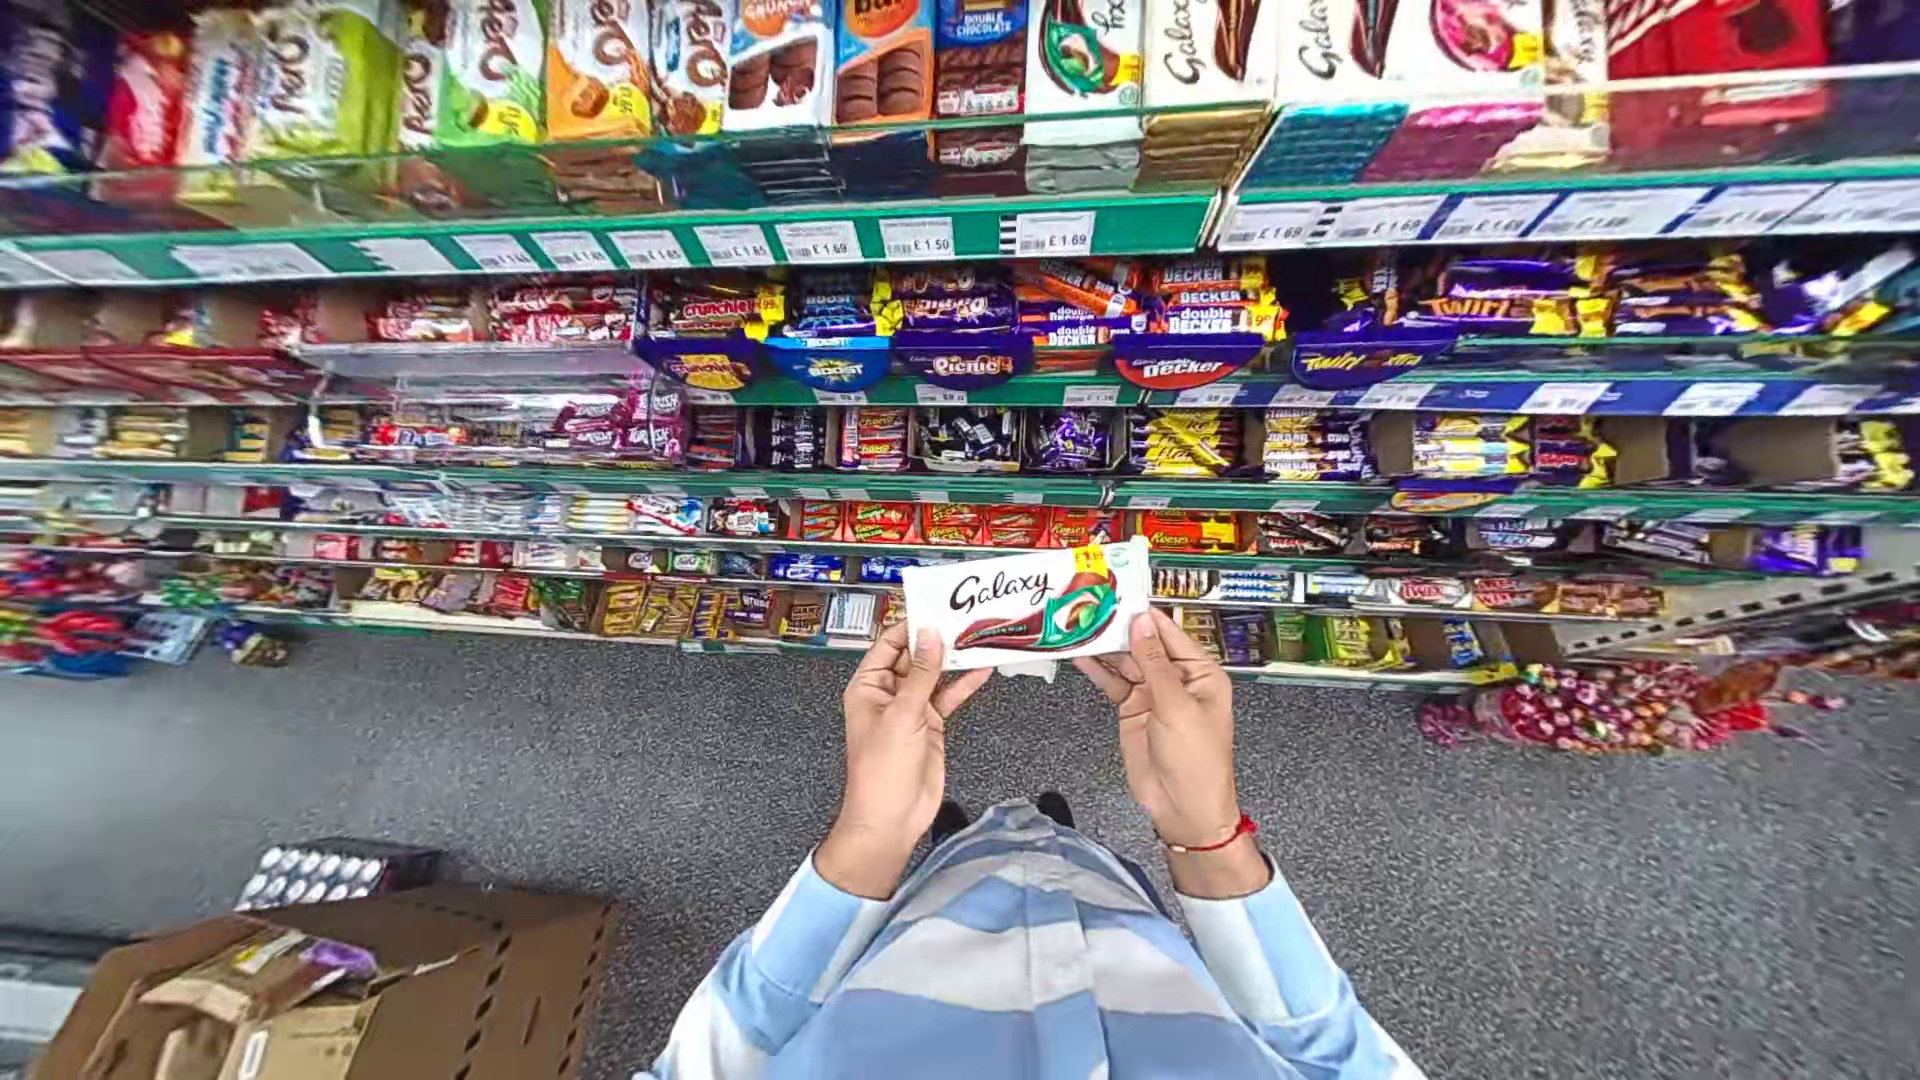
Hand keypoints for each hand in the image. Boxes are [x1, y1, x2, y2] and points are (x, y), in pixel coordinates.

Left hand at [816, 624, 990, 898]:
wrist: (892, 818)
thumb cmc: (883, 767)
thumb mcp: (902, 714)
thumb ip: (921, 674)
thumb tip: (931, 635)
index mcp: (868, 686)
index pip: (888, 645)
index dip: (910, 626)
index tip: (935, 607)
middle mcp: (889, 692)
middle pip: (914, 657)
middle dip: (936, 639)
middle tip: (963, 617)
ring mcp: (911, 708)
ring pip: (934, 675)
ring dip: (953, 659)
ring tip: (977, 636)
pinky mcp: (931, 723)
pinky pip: (948, 697)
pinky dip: (964, 684)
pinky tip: (982, 669)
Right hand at [1075, 610, 1269, 898]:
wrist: (1182, 809)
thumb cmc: (1196, 760)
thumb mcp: (1176, 706)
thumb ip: (1154, 663)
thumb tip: (1141, 624)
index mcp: (1200, 673)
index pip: (1170, 634)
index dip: (1146, 616)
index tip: (1120, 596)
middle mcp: (1176, 678)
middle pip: (1144, 645)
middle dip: (1120, 629)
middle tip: (1091, 609)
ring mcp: (1152, 693)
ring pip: (1126, 662)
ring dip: (1105, 647)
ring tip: (1080, 627)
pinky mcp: (1132, 708)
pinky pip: (1113, 683)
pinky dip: (1098, 671)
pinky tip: (1081, 657)